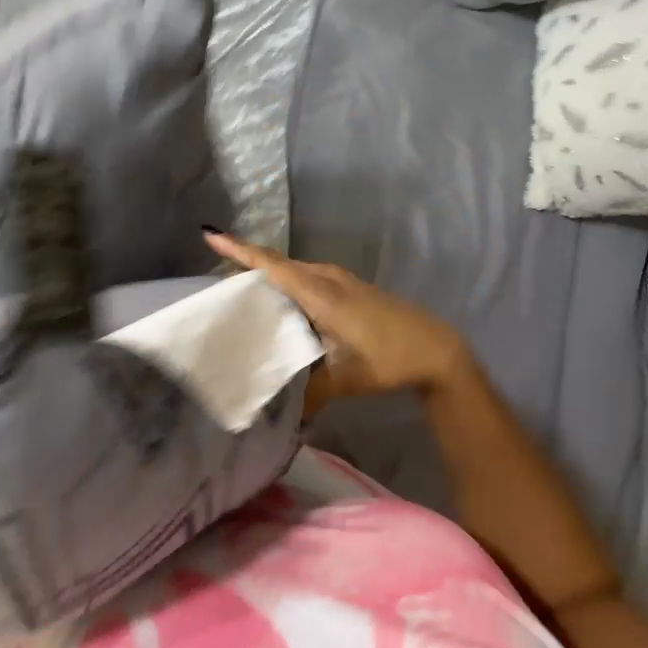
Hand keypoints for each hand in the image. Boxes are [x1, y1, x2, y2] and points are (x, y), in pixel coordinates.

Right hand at [204, 233, 472, 405]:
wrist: (436, 350)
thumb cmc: (389, 359)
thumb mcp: (345, 379)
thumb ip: (308, 391)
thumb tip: (280, 412)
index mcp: (321, 293)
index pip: (273, 266)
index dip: (240, 251)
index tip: (211, 235)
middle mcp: (329, 279)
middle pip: (281, 264)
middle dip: (249, 264)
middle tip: (218, 277)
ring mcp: (343, 281)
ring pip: (297, 271)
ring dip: (272, 276)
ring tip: (244, 291)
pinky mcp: (352, 290)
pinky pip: (311, 279)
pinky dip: (291, 285)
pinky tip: (285, 306)